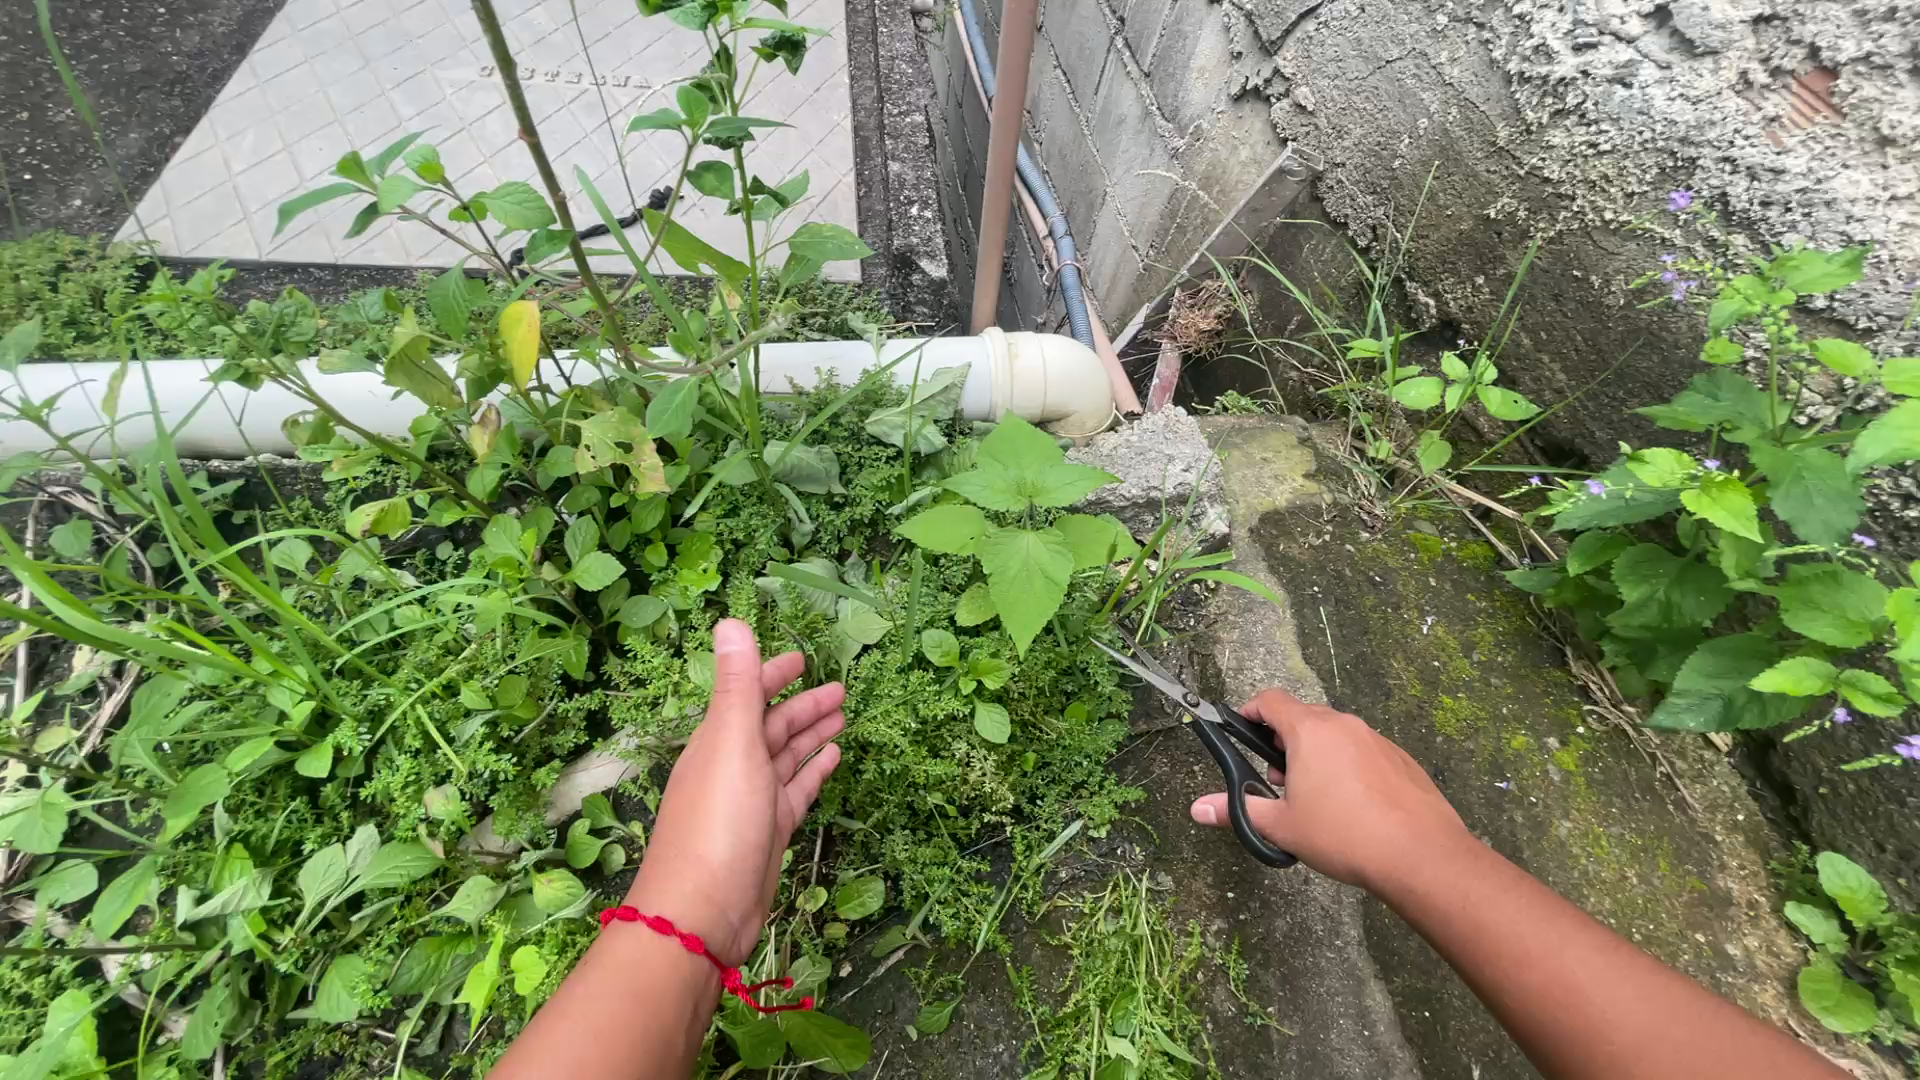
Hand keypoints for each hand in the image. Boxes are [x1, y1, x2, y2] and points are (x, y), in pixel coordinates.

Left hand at [626, 619, 844, 964]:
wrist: (701, 915)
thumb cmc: (718, 821)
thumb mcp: (731, 743)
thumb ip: (737, 684)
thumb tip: (730, 621)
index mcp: (719, 739)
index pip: (748, 694)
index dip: (773, 674)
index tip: (803, 659)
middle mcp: (733, 764)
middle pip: (772, 725)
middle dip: (804, 705)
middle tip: (842, 690)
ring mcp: (751, 800)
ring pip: (786, 756)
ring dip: (811, 734)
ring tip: (844, 716)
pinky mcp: (768, 831)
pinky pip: (795, 790)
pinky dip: (813, 771)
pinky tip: (833, 757)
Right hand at [1189, 688, 1471, 892]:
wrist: (1424, 858)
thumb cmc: (1344, 836)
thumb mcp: (1282, 826)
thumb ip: (1238, 810)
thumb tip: (1197, 809)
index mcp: (1310, 731)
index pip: (1270, 700)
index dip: (1250, 711)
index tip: (1242, 731)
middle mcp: (1343, 725)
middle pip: (1302, 716)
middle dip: (1283, 741)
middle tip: (1279, 778)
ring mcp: (1377, 740)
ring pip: (1335, 734)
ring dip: (1316, 753)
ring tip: (1315, 796)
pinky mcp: (1402, 760)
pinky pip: (1363, 751)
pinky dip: (1348, 766)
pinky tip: (1353, 805)